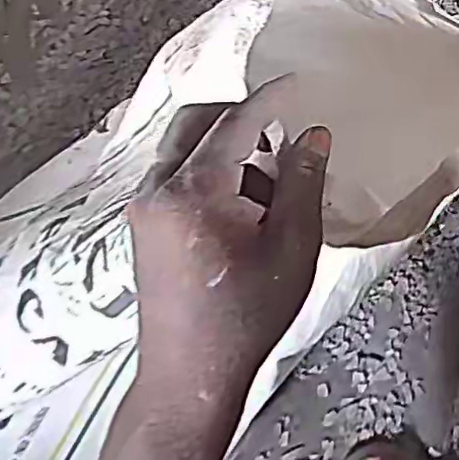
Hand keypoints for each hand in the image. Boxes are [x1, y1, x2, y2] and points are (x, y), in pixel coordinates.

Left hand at [126, 79, 329, 415]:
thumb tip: (313, 134)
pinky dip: (216, 174)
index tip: (298, 83)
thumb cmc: (248, 312)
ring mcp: (145, 209)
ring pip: (188, 149)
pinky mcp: (146, 226)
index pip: (235, 123)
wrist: (190, 376)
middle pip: (197, 123)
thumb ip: (303, 181)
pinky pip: (181, 176)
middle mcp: (158, 190)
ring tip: (274, 190)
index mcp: (194, 191)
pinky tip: (249, 210)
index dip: (271, 99)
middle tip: (284, 133)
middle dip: (242, 118)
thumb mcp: (293, 243)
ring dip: (232, 151)